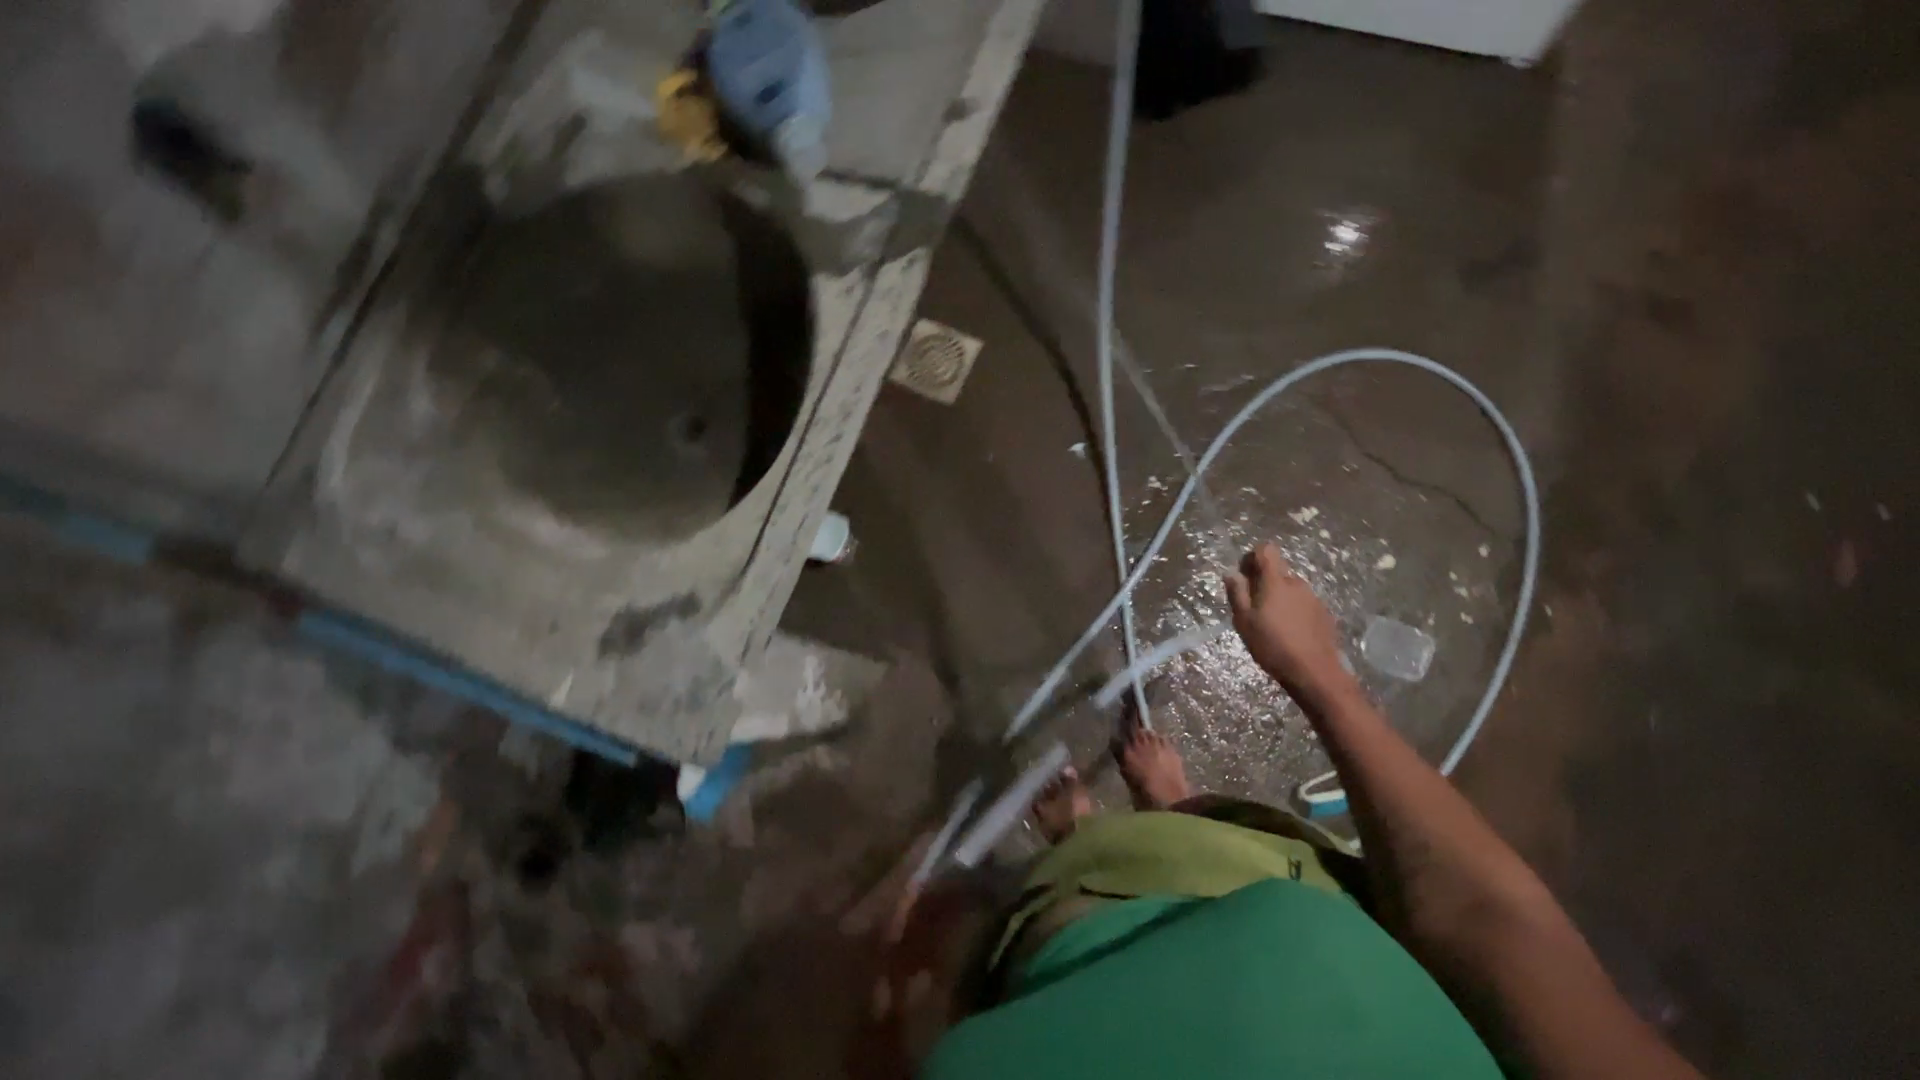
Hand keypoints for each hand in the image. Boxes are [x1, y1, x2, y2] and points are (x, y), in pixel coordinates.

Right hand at [1224, 544, 1352, 700]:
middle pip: (1278, 571)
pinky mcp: (1324, 613)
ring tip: (1272, 624)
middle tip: (1253, 608)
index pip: (1266, 550)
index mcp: (1276, 581)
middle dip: (1264, 583)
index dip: (1253, 557)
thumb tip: (1232, 573)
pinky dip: (1293, 611)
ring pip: (1291, 589)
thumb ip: (1237, 594)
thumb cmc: (1272, 645)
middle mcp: (1297, 583)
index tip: (1244, 575)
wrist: (1314, 671)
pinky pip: (1303, 603)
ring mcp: (1313, 598)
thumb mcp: (1244, 621)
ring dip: (1279, 598)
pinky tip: (1290, 633)